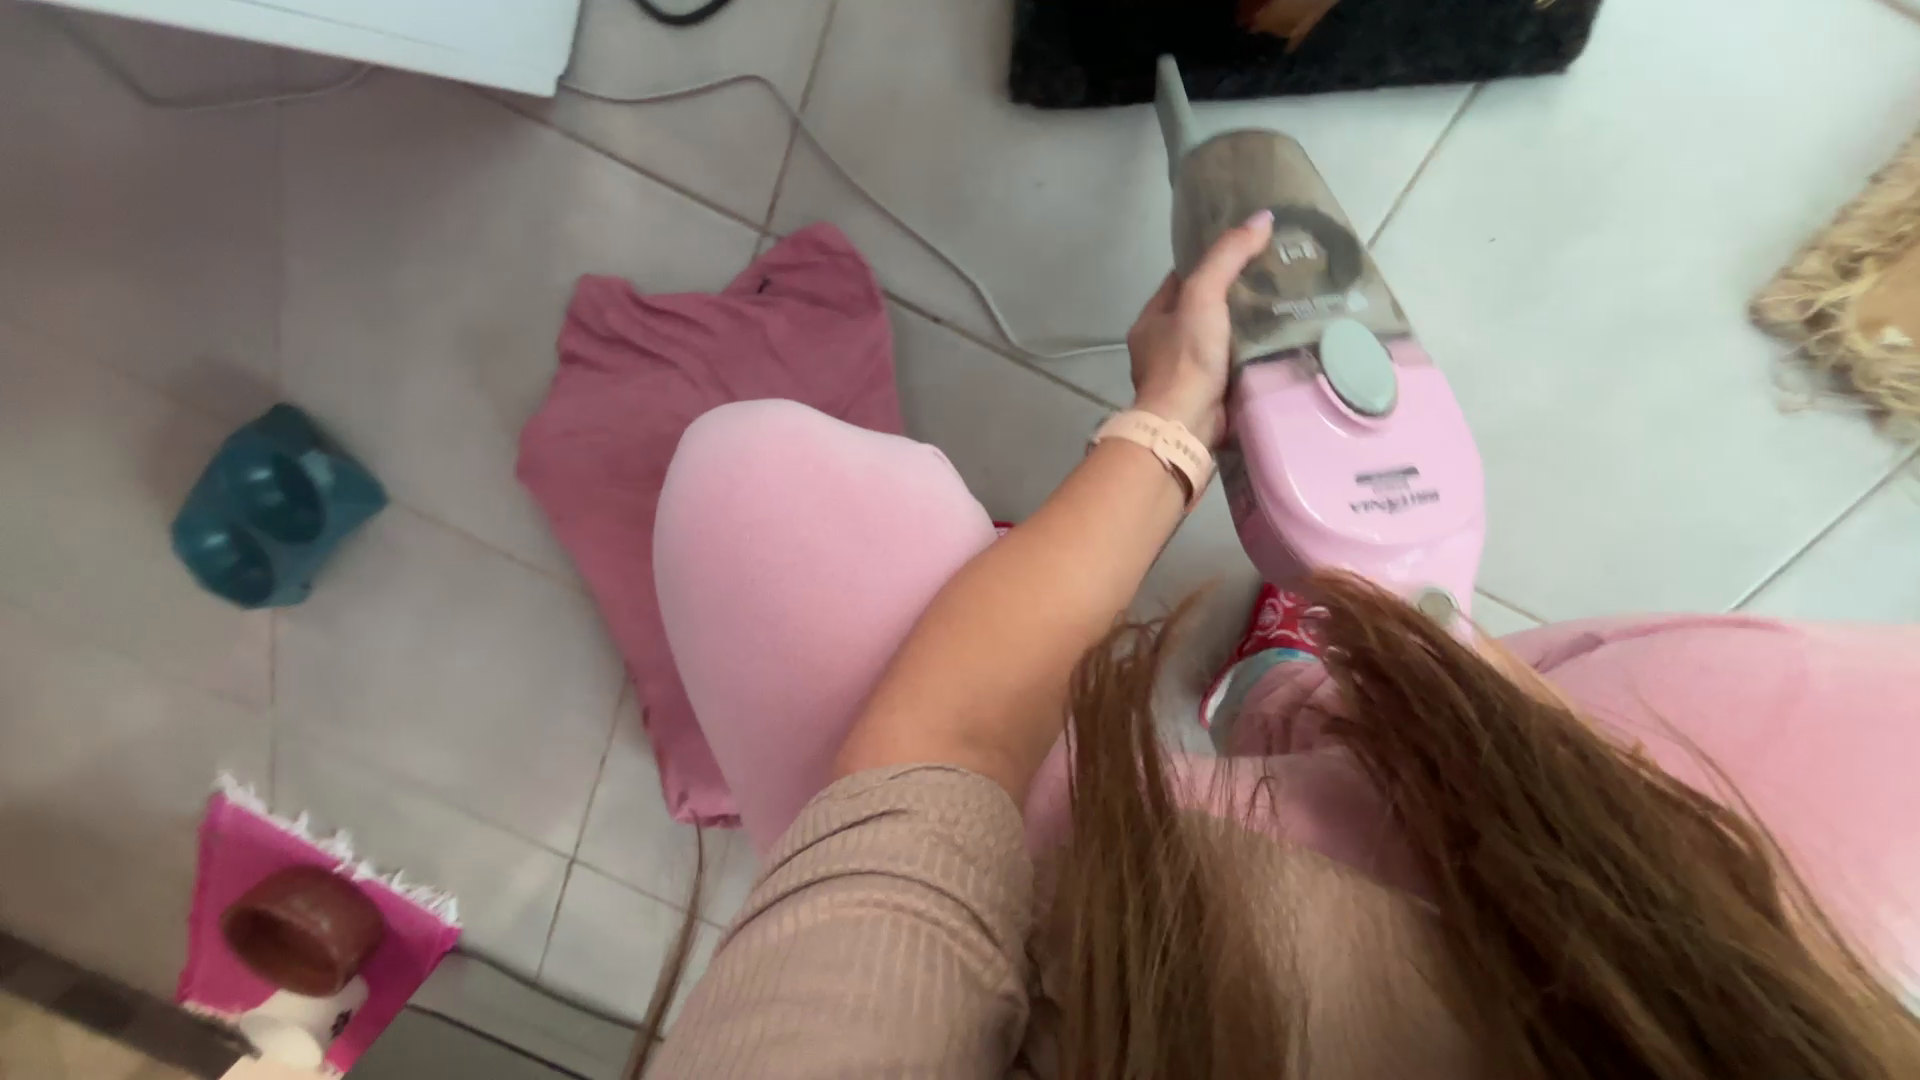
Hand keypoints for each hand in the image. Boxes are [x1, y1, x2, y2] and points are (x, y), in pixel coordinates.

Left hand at [1126, 209, 1274, 446]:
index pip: (1180, 280)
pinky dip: (1246, 355)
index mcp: (1150, 321)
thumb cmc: (1185, 357)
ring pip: (1215, 339)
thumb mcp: (1202, 295)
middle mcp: (1160, 346)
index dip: (1209, 263)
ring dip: (1241, 327)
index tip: (1243, 250)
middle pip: (1199, 310)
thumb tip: (1261, 218)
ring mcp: (1180, 373)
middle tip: (1270, 277)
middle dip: (1230, 296)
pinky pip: (1226, 366)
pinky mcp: (1203, 394)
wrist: (1185, 422)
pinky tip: (1273, 343)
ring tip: (1280, 306)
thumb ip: (1227, 257)